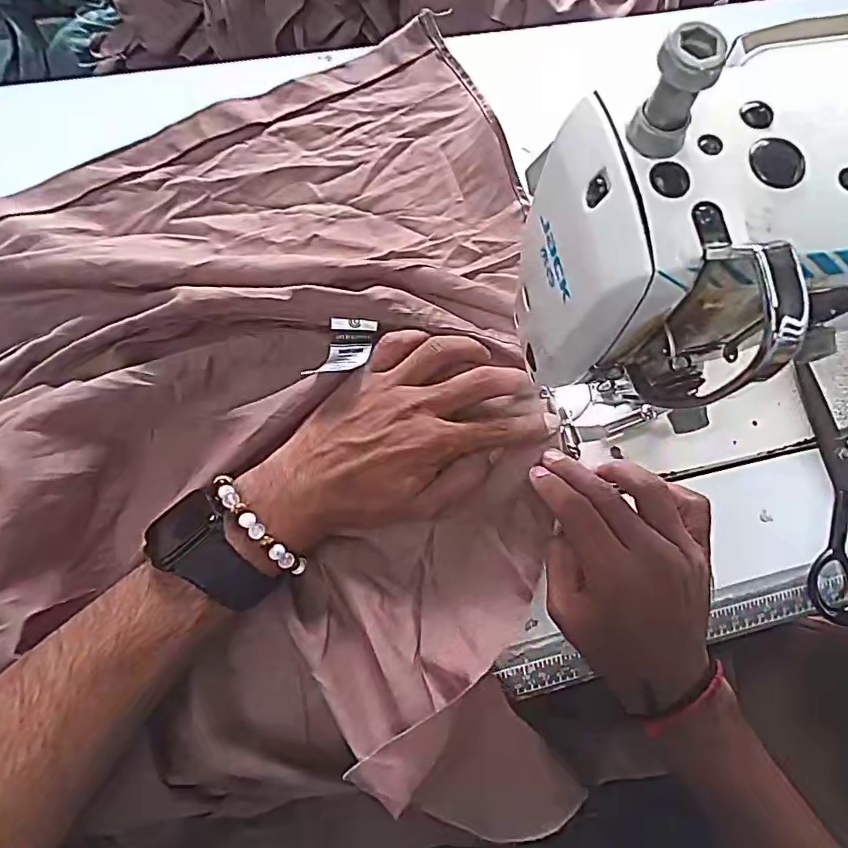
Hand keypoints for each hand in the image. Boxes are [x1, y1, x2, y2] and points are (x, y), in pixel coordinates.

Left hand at [240, 331, 555, 551]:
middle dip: (511, 381)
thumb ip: (461, 482)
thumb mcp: (419, 508)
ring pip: (440, 351)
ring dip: (471, 349)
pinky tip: (432, 346)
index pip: (494, 428)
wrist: (303, 486)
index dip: (526, 425)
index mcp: (432, 442)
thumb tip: (489, 458)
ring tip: (486, 357)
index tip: (544, 421)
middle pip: (477, 380)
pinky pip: (397, 343)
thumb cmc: (360, 502)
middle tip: (525, 384)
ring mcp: (390, 385)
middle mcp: (416, 405)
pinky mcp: (366, 375)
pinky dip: (419, 339)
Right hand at [528, 451, 713, 715]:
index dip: (554, 487)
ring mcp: (682, 551)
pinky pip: (691, 504)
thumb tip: (559, 524)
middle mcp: (653, 556)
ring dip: (621, 472)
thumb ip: (559, 564)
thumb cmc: (616, 652)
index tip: (540, 475)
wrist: (666, 676)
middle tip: (556, 462)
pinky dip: (668, 489)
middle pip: (609, 495)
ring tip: (598, 470)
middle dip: (575, 473)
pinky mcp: (700, 551)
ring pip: (652, 489)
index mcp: (615, 574)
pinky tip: (647, 490)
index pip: (579, 511)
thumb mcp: (567, 615)